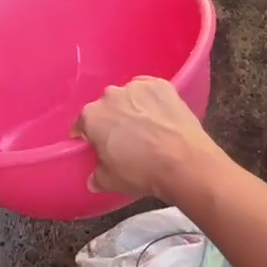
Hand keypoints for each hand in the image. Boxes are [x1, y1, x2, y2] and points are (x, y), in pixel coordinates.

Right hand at [72, 76, 223, 200]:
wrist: (185, 162)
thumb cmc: (143, 171)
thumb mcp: (110, 181)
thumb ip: (96, 176)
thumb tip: (94, 179)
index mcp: (91, 116)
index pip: (82, 125)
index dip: (88, 137)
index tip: (97, 146)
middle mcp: (110, 96)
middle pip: (105, 108)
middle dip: (111, 120)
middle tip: (124, 139)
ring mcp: (136, 87)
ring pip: (127, 96)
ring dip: (131, 107)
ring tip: (146, 128)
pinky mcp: (161, 85)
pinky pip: (148, 90)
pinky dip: (150, 100)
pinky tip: (159, 115)